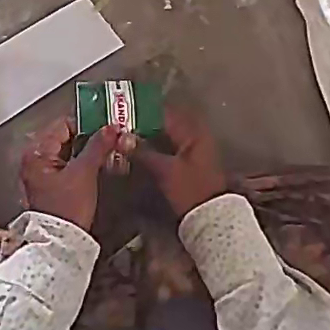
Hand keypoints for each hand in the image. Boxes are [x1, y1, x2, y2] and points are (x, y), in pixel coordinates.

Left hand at [21, 118, 123, 231]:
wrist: (61, 243)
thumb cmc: (68, 207)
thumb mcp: (85, 172)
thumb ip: (98, 146)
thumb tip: (112, 127)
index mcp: (36, 153)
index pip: (62, 125)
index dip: (86, 124)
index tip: (106, 127)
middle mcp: (34, 160)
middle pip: (65, 137)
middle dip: (89, 137)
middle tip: (111, 138)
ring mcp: (41, 173)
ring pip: (68, 152)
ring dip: (88, 150)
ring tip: (109, 150)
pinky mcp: (50, 185)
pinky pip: (68, 165)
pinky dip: (83, 162)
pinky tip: (99, 164)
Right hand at [131, 106, 227, 220]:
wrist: (211, 217)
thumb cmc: (190, 190)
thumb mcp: (165, 171)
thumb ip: (143, 152)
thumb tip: (121, 137)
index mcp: (193, 132)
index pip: (165, 113)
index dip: (143, 111)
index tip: (121, 111)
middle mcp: (195, 136)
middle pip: (164, 124)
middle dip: (142, 124)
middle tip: (119, 125)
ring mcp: (193, 149)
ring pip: (166, 136)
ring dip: (147, 136)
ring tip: (123, 136)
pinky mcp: (189, 162)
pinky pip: (168, 147)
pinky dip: (154, 147)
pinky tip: (137, 152)